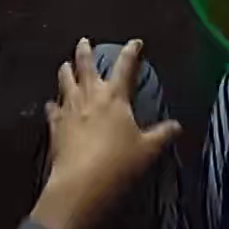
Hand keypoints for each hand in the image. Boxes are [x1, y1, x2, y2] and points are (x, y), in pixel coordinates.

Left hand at [31, 38, 180, 228]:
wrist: (80, 186)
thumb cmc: (118, 164)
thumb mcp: (147, 151)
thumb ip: (162, 135)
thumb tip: (177, 126)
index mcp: (115, 95)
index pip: (125, 65)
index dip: (132, 51)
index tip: (136, 42)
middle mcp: (91, 94)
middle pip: (86, 64)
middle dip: (85, 50)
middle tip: (84, 41)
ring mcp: (70, 108)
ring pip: (65, 80)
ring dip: (66, 70)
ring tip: (65, 64)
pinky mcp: (55, 125)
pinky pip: (52, 109)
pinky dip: (52, 105)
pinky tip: (51, 104)